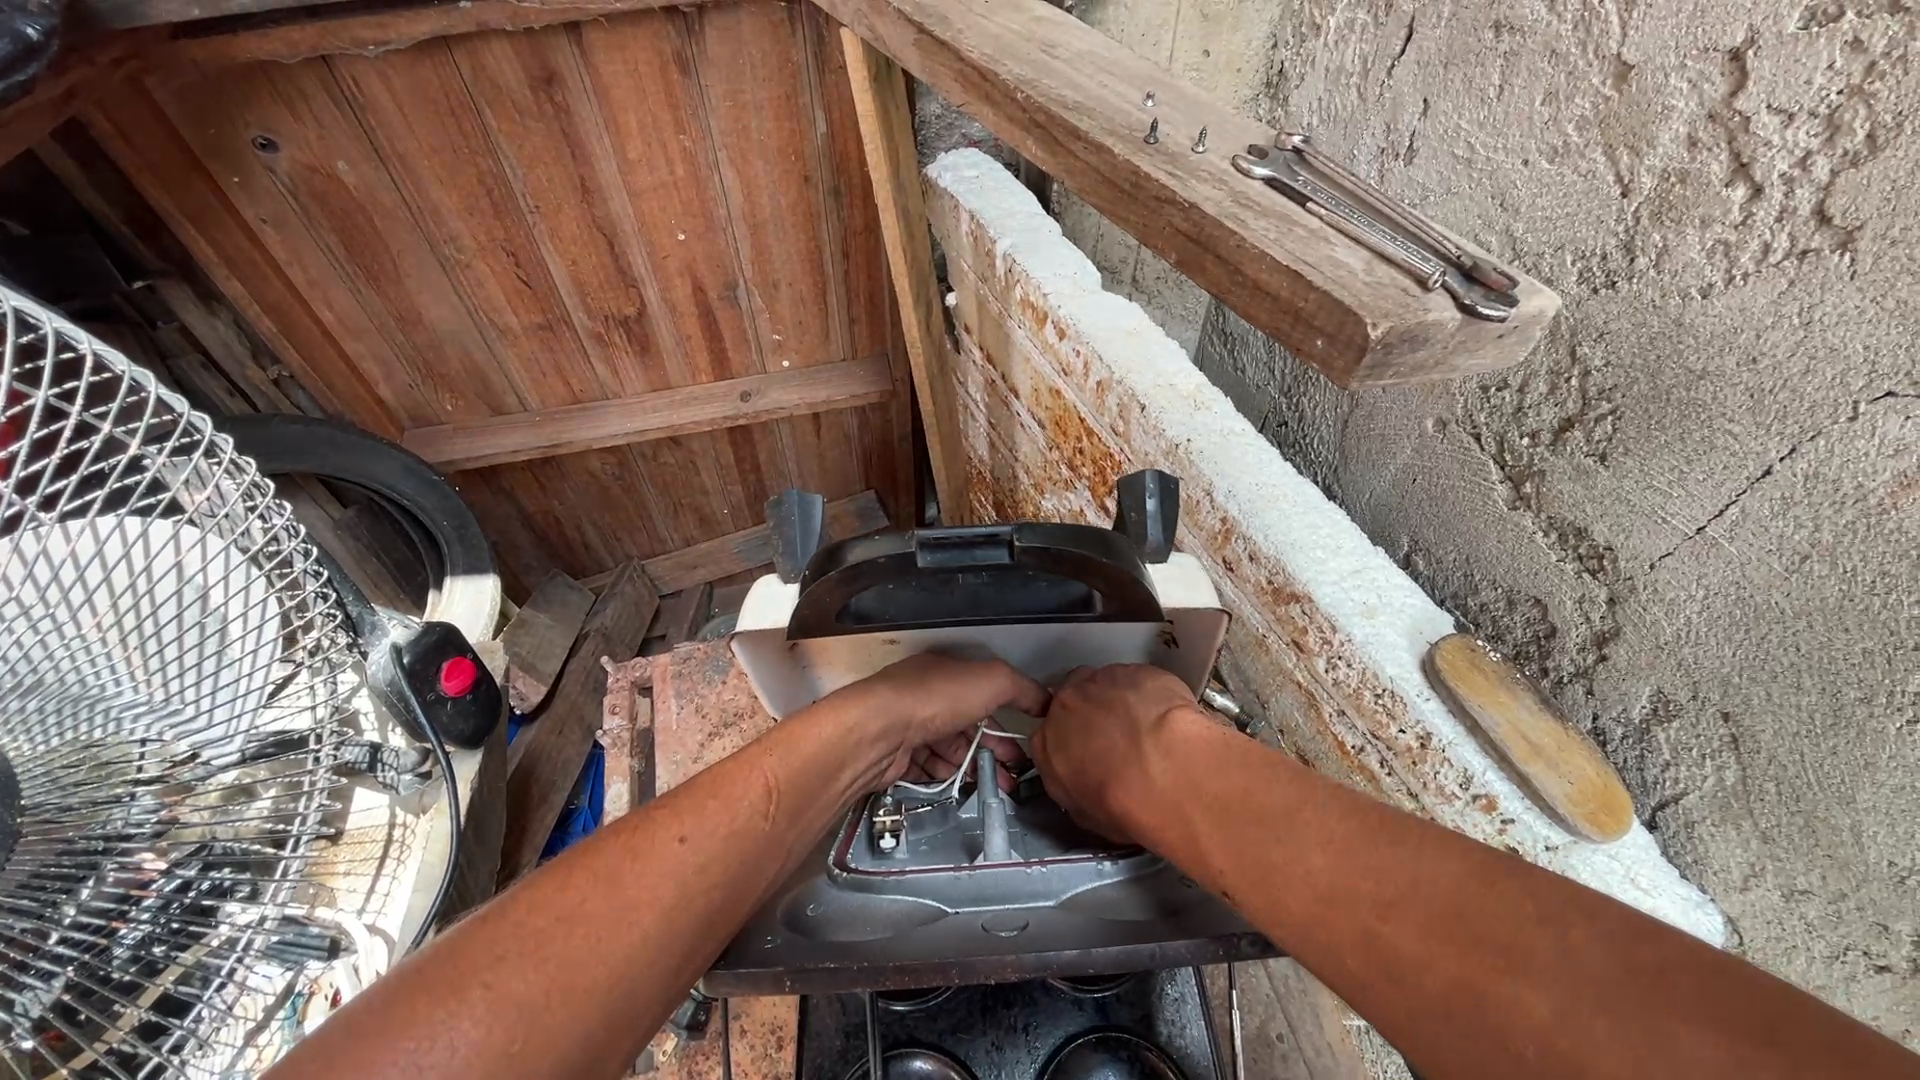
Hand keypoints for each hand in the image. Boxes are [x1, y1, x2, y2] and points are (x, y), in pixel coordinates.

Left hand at [816, 653, 1047, 791]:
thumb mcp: (993, 680)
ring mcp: (909, 727)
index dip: (1007, 717)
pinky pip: (930, 769)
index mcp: (947, 672)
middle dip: (994, 750)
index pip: (983, 694)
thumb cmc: (937, 698)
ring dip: (975, 768)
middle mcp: (926, 696)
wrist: (879, 730)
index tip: (1028, 743)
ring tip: (997, 789)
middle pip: (968, 726)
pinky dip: (948, 778)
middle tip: (1016, 775)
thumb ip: (1023, 689)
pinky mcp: (897, 758)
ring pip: (950, 751)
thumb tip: (1047, 701)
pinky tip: (965, 789)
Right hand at [1030, 664, 1207, 842]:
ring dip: (1122, 702)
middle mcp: (1068, 704)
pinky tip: (1167, 719)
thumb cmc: (1124, 798)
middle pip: (1075, 699)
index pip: (1050, 736)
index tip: (1087, 753)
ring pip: (1108, 684)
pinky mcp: (1138, 672)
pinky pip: (1141, 680)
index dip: (1071, 743)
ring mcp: (1103, 682)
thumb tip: (1085, 789)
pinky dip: (1152, 695)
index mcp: (1047, 741)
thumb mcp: (1085, 815)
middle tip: (1119, 740)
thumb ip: (1074, 790)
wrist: (1165, 774)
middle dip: (1093, 714)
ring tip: (1148, 731)